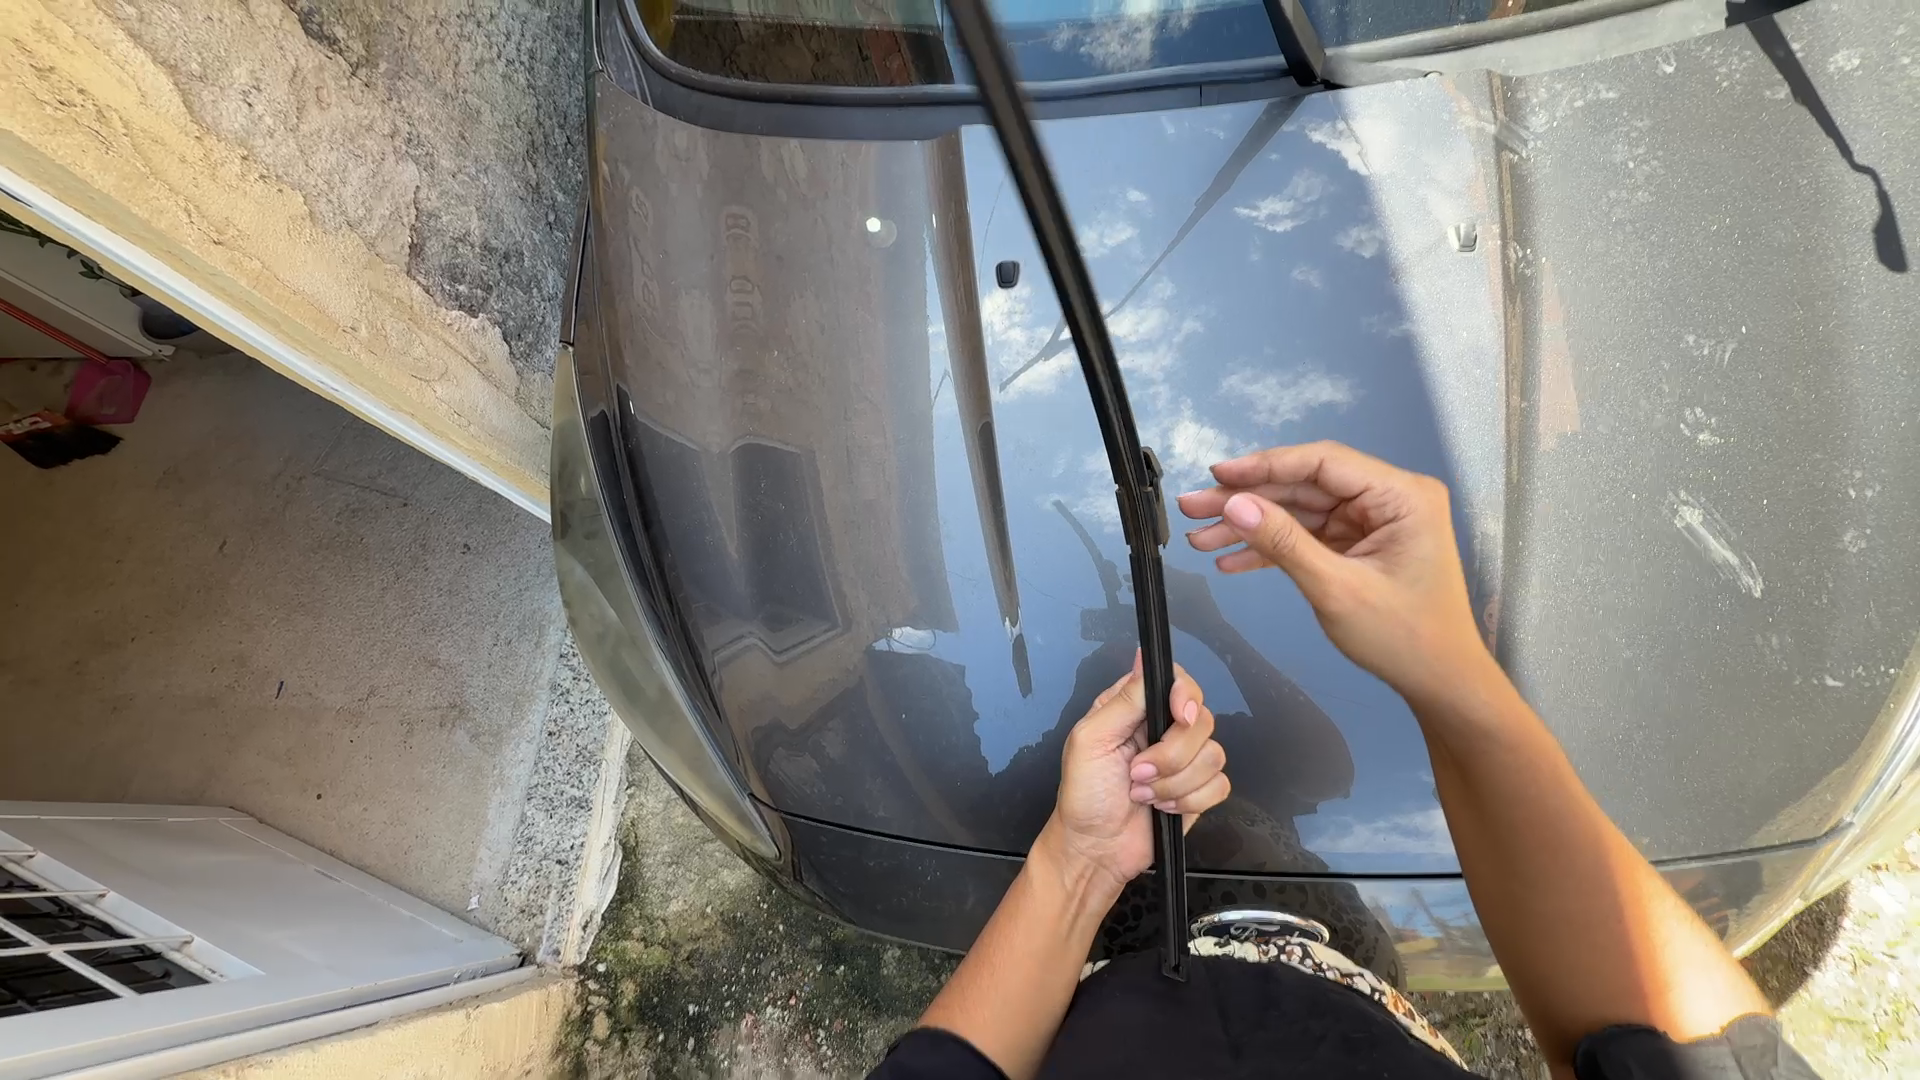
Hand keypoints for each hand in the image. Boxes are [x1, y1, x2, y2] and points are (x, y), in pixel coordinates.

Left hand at [1040, 656, 1228, 893]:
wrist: (1095, 848)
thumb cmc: (1083, 793)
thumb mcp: (1090, 739)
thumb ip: (1123, 700)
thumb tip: (1144, 656)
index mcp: (1133, 707)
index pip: (1176, 681)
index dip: (1185, 695)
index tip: (1179, 715)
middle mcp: (1161, 727)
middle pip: (1201, 719)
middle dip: (1171, 753)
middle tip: (1137, 772)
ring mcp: (1183, 759)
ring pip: (1213, 755)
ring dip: (1175, 782)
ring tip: (1142, 794)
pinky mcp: (1197, 790)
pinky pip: (1219, 785)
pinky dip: (1190, 800)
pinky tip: (1163, 808)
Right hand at [1175, 440, 1489, 707]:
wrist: (1440, 683)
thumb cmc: (1401, 636)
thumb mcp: (1336, 588)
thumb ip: (1283, 542)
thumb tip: (1234, 504)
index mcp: (1399, 495)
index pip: (1322, 463)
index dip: (1265, 465)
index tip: (1216, 475)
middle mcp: (1385, 499)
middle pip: (1302, 486)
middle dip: (1245, 500)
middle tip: (1192, 507)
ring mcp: (1369, 524)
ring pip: (1295, 512)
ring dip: (1248, 526)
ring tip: (1199, 537)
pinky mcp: (1354, 546)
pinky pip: (1303, 537)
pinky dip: (1268, 550)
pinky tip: (1228, 561)